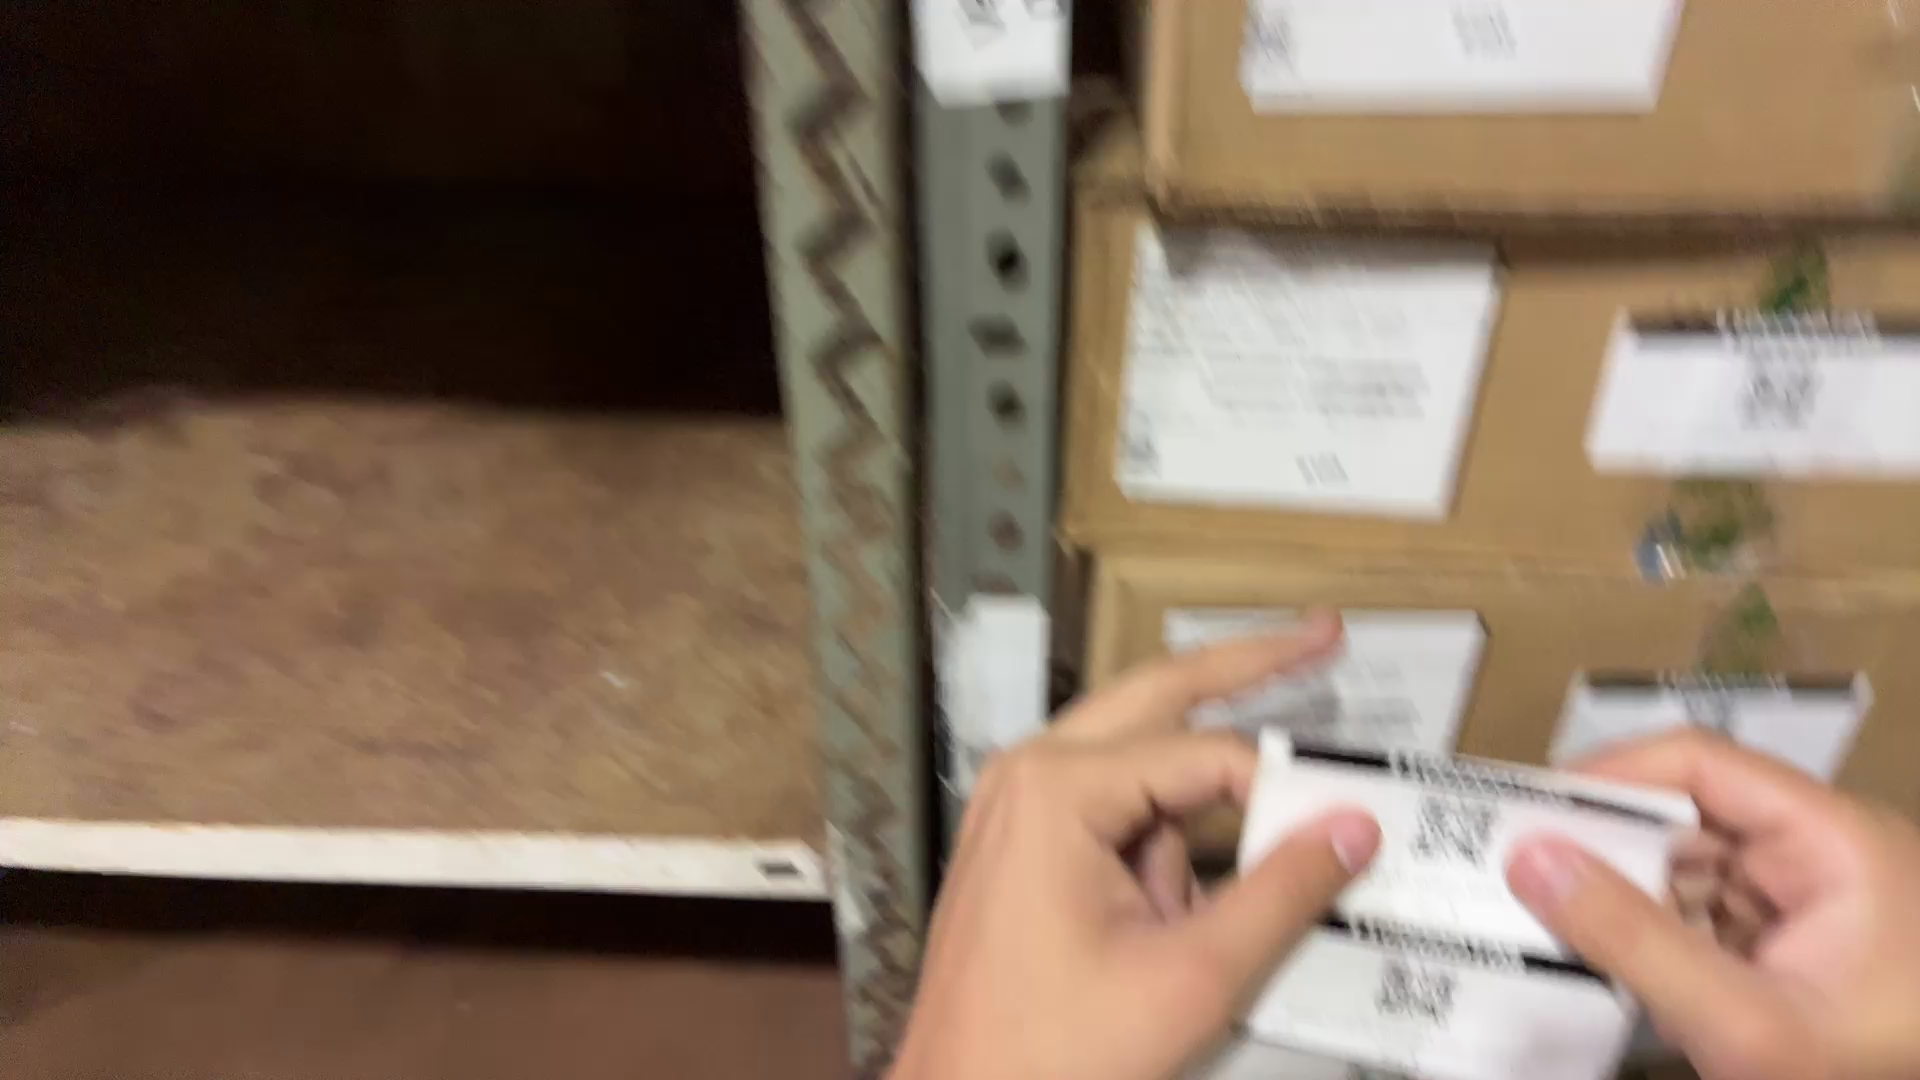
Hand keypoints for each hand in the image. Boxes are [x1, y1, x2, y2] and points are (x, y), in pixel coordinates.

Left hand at [891, 615, 1381, 1079]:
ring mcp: (1017, 787)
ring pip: (1134, 751)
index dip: (1279, 792)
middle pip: (1157, 692)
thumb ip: (1279, 894)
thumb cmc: (1059, 1051)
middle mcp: (1031, 761)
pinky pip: (1106, 794)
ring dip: (1190, 804)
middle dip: (1242, 663)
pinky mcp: (1020, 819)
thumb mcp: (1189, 979)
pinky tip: (1156, 901)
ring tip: (1182, 906)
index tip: (1344, 827)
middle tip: (1320, 633)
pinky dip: (1153, 831)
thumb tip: (1354, 824)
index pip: (1201, 754)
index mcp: (1059, 784)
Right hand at [1507, 732, 1919, 1079]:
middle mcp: (1821, 847)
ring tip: (1564, 917)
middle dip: (1600, 839)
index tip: (1532, 814)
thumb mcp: (1748, 1025)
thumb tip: (1521, 855)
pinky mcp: (1782, 927)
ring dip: (1613, 882)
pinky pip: (1685, 892)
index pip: (1695, 761)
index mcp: (1839, 841)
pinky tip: (1617, 950)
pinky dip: (1639, 914)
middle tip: (1526, 867)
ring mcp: (1803, 889)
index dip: (1606, 775)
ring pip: (1670, 850)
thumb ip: (1634, 940)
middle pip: (1675, 805)